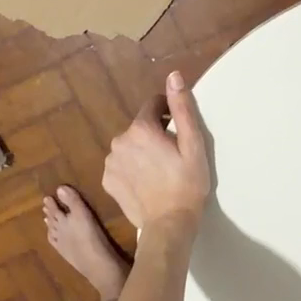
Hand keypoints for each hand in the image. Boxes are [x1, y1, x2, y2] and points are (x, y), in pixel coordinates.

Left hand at [102, 71, 212, 233]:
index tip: (178, 133)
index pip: (153, 105)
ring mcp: (110, 162)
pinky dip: (130, 170)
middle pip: (139, 128)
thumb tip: (173, 76)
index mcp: (141, 128)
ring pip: (128, 147)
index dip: (168, 115)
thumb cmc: (187, 183)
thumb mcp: (193, 144)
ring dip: (140, 152)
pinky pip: (120, 166)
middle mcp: (119, 141)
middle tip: (171, 157)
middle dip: (153, 135)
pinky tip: (145, 184)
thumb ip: (181, 108)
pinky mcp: (107, 180)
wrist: (169, 224)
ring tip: (158, 172)